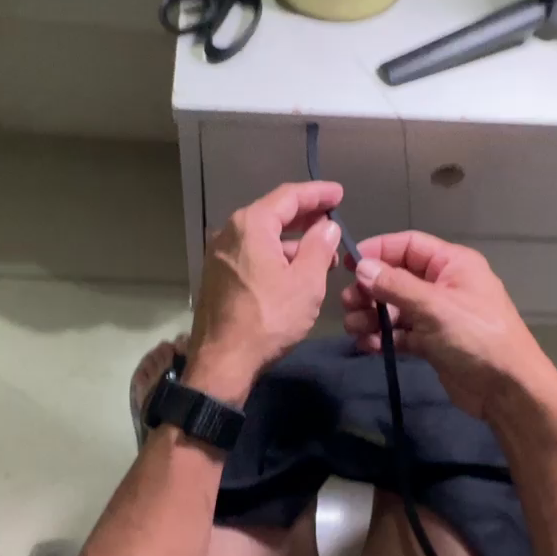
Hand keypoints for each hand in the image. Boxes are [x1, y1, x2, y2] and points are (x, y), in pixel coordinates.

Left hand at [189, 180, 344, 403]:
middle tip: (332, 223)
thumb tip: (327, 227)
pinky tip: (293, 272)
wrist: (222, 361)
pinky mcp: (217, 276)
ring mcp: (219, 255)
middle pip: (272, 214)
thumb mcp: (306, 283)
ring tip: (320, 256)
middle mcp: (229, 232)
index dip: (317, 193)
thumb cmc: (269, 319)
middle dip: (305, 218)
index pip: (289, 197)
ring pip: (261, 237)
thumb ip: (319, 247)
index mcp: (251, 225)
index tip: (339, 194)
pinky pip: (251, 254)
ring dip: (291, 242)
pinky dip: (274, 256)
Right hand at [341, 231, 556, 420]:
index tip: (348, 264)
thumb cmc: (475, 336)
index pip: (408, 245)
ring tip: (354, 328)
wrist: (506, 389)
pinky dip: (384, 337)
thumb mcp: (434, 306)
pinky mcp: (432, 342)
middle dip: (370, 290)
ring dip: (372, 316)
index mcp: (452, 264)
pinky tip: (369, 345)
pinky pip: (401, 333)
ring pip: (395, 308)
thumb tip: (362, 267)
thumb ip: (396, 285)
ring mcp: (437, 315)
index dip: (378, 250)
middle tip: (348, 304)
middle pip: (397, 277)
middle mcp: (443, 285)